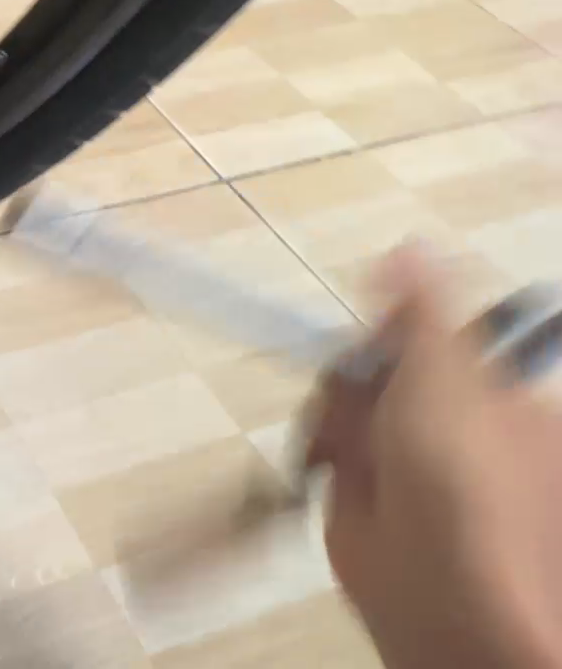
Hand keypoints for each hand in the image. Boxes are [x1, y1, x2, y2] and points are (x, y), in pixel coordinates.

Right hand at [306, 248, 561, 668]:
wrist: (433, 579)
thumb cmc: (460, 477)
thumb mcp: (446, 379)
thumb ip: (420, 315)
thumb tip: (405, 243)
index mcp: (502, 399)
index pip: (427, 340)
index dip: (392, 340)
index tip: (377, 353)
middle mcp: (458, 423)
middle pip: (378, 366)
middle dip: (356, 382)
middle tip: (366, 409)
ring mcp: (408, 455)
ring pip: (345, 400)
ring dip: (333, 416)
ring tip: (349, 450)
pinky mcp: (363, 480)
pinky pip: (328, 436)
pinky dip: (321, 441)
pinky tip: (332, 460)